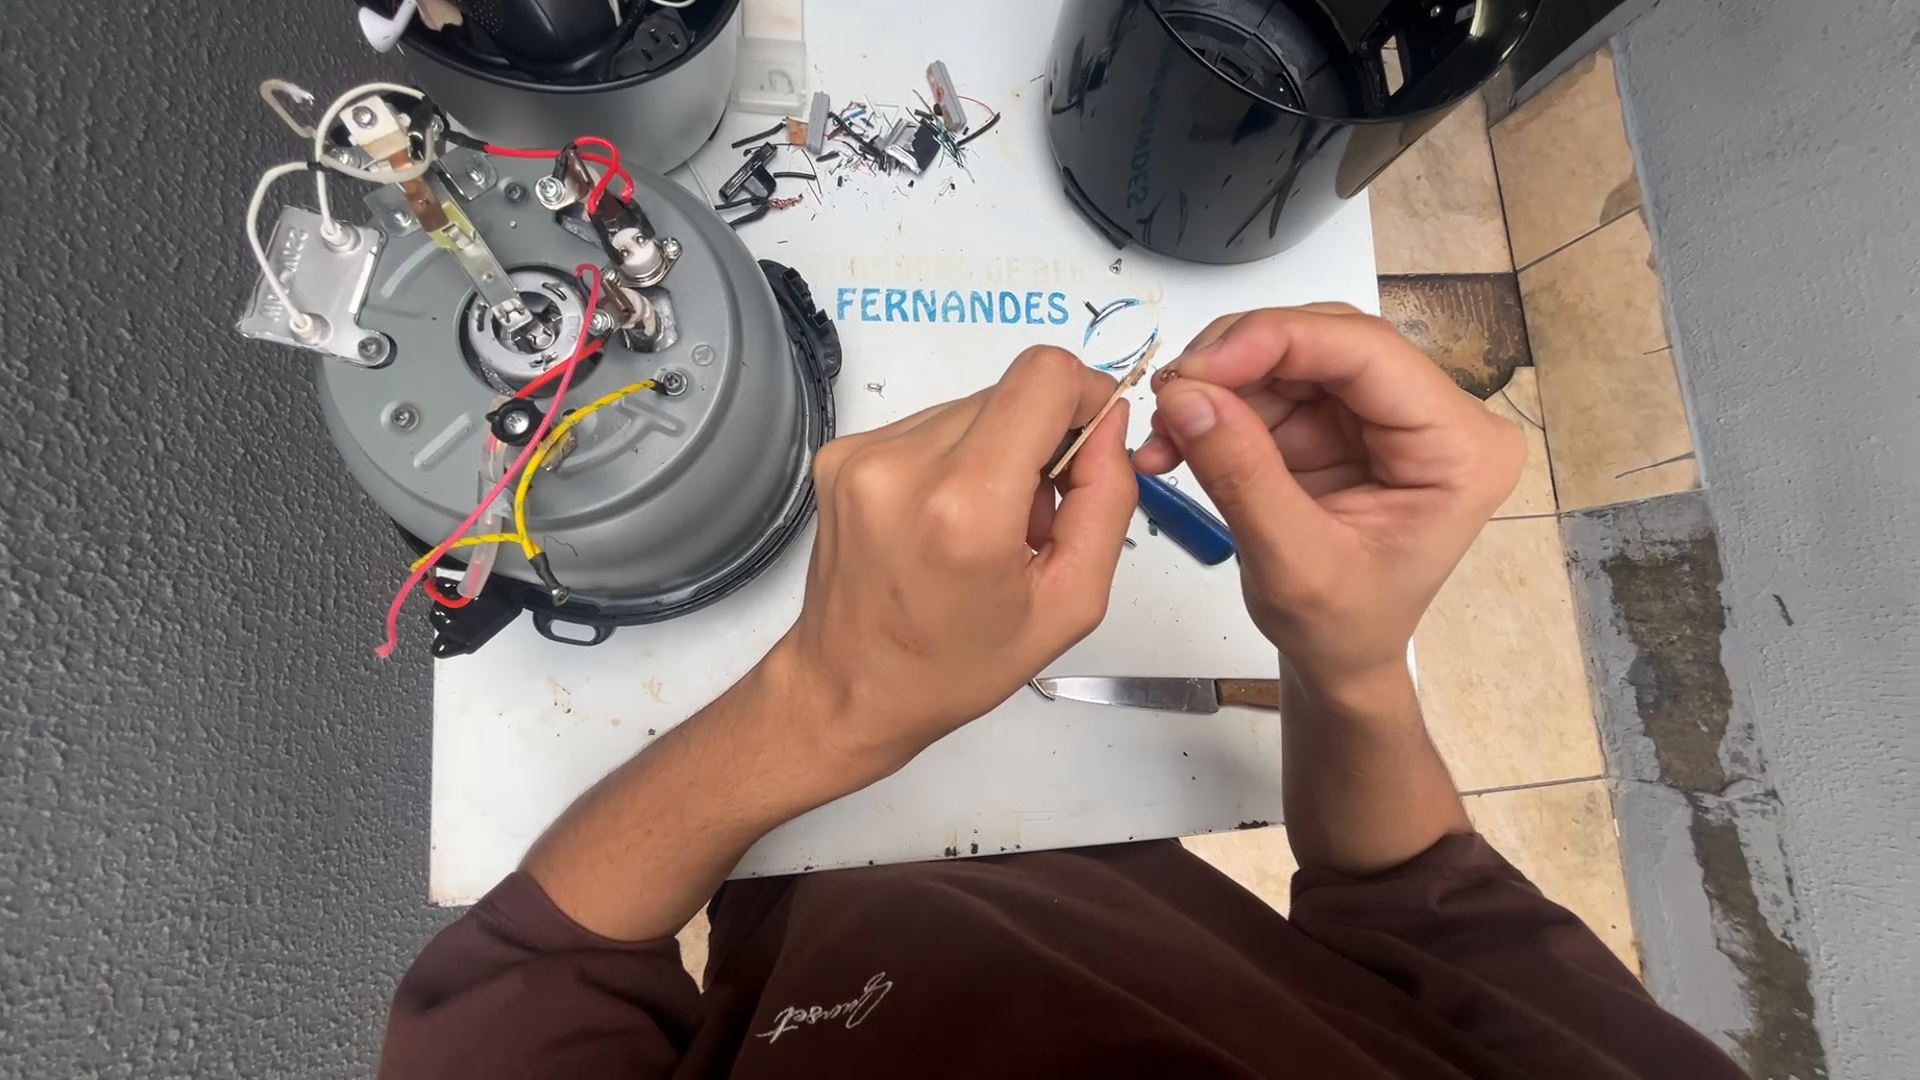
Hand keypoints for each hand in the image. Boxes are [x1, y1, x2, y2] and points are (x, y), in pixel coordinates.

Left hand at [775, 347, 1138, 778]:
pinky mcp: (841, 454)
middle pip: (1009, 391)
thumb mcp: (1070, 604)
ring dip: (997, 451)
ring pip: (970, 406)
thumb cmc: (956, 665)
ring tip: (983, 524)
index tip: (1087, 444)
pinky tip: (946, 518)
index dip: (1084, 395)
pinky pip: (928, 425)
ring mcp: (862, 455)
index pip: (1044, 376)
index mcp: (966, 509)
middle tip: (1032, 513)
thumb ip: (1107, 501)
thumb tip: (1107, 424)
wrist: (849, 687)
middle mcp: (902, 466)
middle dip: (1041, 439)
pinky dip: (955, 458)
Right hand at [1133, 305, 1522, 692]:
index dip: (1272, 341)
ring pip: (1286, 359)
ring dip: (1213, 387)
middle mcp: (1426, 415)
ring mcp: (1375, 417)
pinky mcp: (1332, 427)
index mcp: (1456, 447)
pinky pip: (1265, 392)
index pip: (1366, 352)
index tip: (1189, 371)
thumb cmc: (1338, 627)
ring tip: (1160, 431)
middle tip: (1166, 397)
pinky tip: (1173, 441)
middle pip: (1324, 341)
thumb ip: (1241, 475)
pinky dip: (1212, 410)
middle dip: (1234, 362)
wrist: (1338, 656)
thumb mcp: (1290, 562)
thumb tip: (1182, 396)